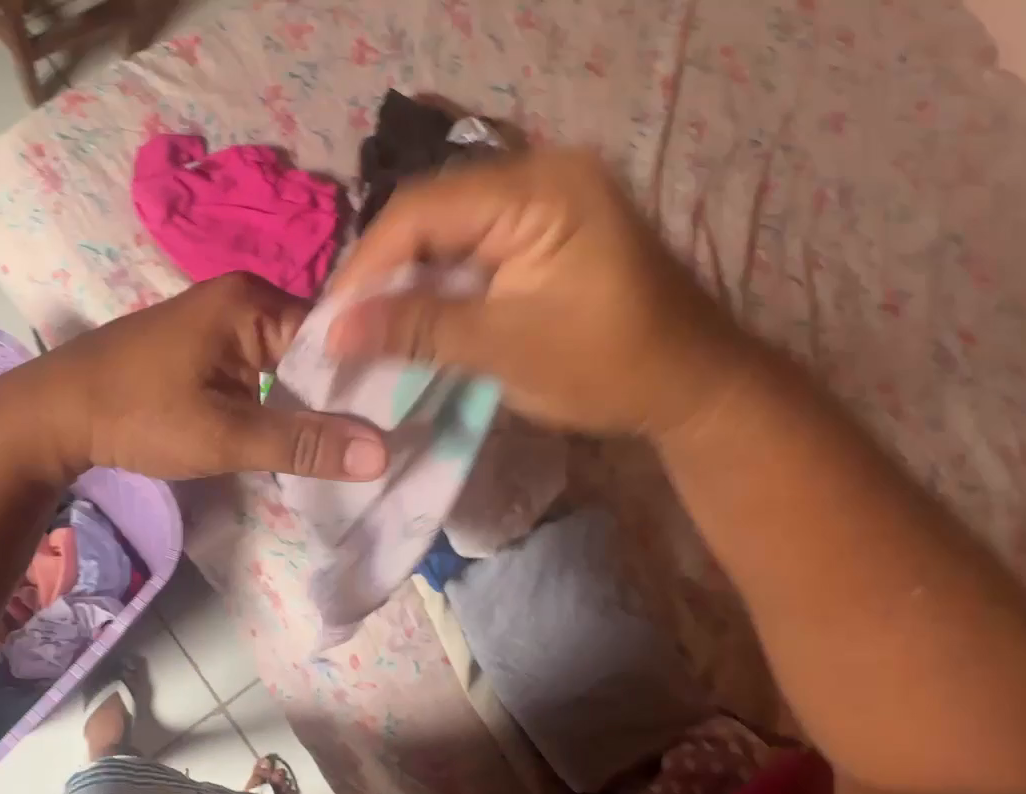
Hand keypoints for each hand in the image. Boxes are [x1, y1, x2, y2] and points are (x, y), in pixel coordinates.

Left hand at [0, 273, 388, 481]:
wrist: (53, 414)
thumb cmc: (138, 414)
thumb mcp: (226, 435)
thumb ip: (304, 442)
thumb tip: (384, 453)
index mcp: (254, 301)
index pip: (336, 336)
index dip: (365, 382)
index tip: (397, 424)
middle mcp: (243, 297)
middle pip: (314, 350)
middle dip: (337, 397)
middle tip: (377, 443)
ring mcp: (221, 320)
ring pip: (287, 365)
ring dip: (307, 404)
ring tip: (346, 445)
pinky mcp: (205, 346)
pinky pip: (260, 371)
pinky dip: (276, 401)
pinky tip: (293, 434)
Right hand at [328, 149, 758, 438]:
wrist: (694, 387)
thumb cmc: (610, 369)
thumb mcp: (506, 349)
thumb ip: (419, 329)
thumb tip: (334, 331)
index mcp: (542, 188)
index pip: (425, 209)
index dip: (368, 264)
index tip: (331, 321)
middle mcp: (542, 173)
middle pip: (432, 214)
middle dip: (384, 273)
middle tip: (343, 326)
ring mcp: (546, 198)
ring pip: (446, 232)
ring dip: (407, 281)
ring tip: (367, 326)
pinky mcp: (545, 228)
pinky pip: (472, 247)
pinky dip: (439, 284)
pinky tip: (413, 316)